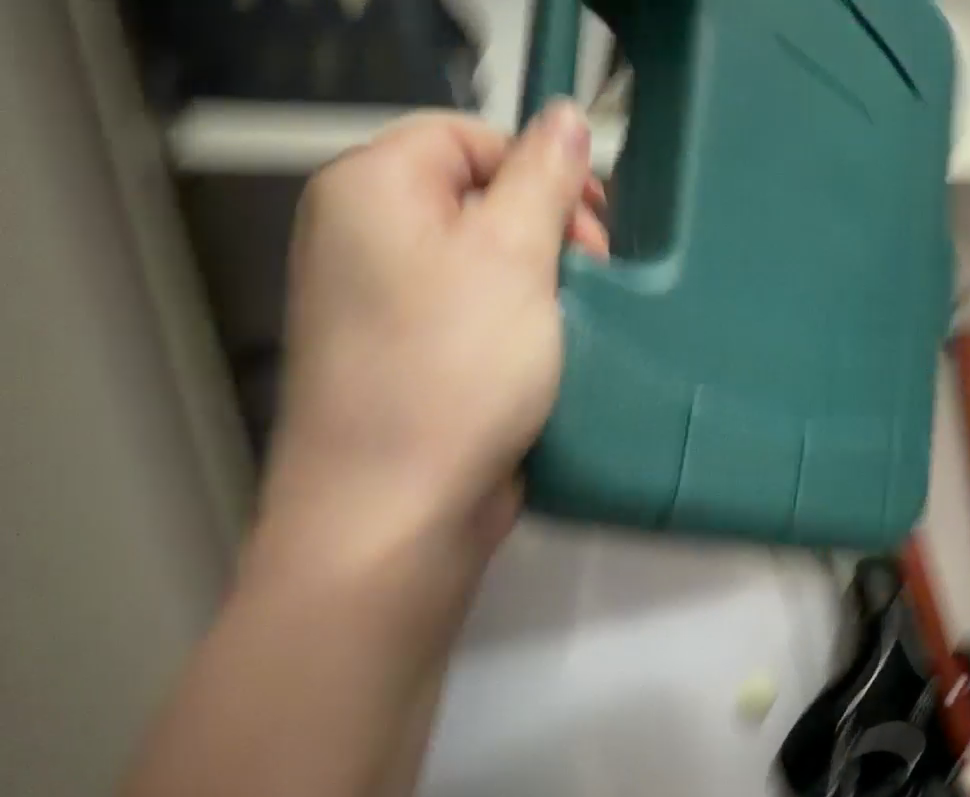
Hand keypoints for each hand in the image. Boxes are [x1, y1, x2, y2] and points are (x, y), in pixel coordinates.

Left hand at [260, 102, 608, 579]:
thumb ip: (543, 179)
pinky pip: (480, 319)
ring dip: (546, 287)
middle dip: (550, 232)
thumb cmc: (456, 367)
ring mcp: (387, 305)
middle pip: (477, 201)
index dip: (539, 168)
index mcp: (372, 190)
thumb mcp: (512, 258)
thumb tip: (566, 116)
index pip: (465, 137)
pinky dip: (526, 329)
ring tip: (587, 323)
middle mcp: (366, 237)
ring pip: (486, 267)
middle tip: (599, 280)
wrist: (401, 501)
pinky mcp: (416, 361)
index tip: (597, 226)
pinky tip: (561, 357)